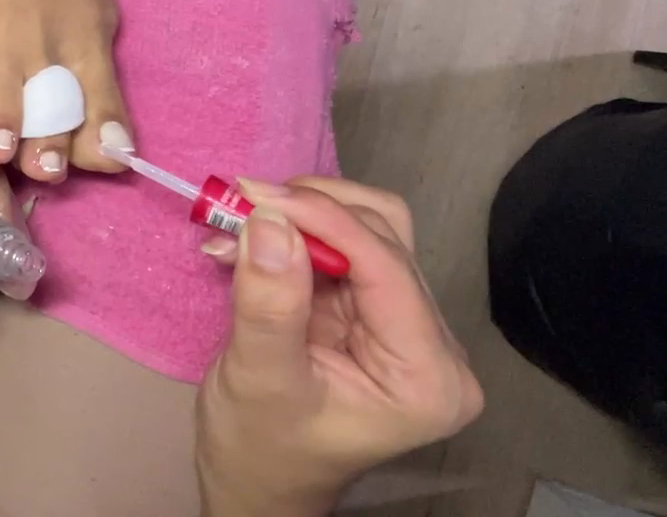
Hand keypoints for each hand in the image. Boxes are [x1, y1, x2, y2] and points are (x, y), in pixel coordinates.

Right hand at [194, 178, 483, 516]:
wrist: (254, 472)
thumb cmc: (260, 442)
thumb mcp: (260, 377)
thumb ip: (269, 304)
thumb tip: (269, 220)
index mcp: (427, 375)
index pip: (386, 266)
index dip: (323, 219)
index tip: (251, 193)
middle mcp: (430, 342)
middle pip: (382, 236)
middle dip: (306, 212)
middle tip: (236, 205)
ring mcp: (399, 322)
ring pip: (363, 228)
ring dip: (296, 214)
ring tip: (236, 224)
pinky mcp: (363, 307)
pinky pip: (334, 243)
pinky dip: (287, 229)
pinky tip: (244, 243)